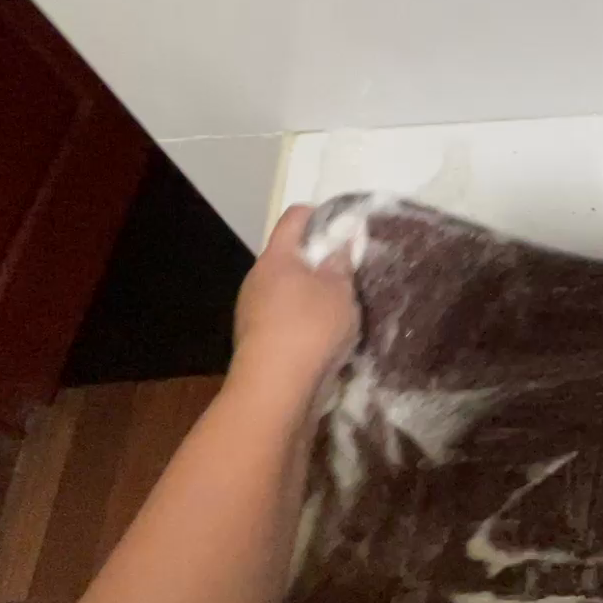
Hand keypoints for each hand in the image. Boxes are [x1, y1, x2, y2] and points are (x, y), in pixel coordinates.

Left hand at [231, 204, 359, 391]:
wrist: (275, 388)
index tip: (344, 223)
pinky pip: (283, 315)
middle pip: (289, 256)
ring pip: (286, 288)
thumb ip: (341, 263)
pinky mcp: (256, 337)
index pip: (294, 219)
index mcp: (277, 259)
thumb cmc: (310, 328)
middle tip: (350, 269)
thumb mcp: (340, 291)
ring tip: (340, 305)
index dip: (319, 214)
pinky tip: (323, 333)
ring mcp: (252, 310)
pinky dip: (303, 316)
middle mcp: (258, 279)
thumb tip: (341, 243)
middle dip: (318, 258)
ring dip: (311, 291)